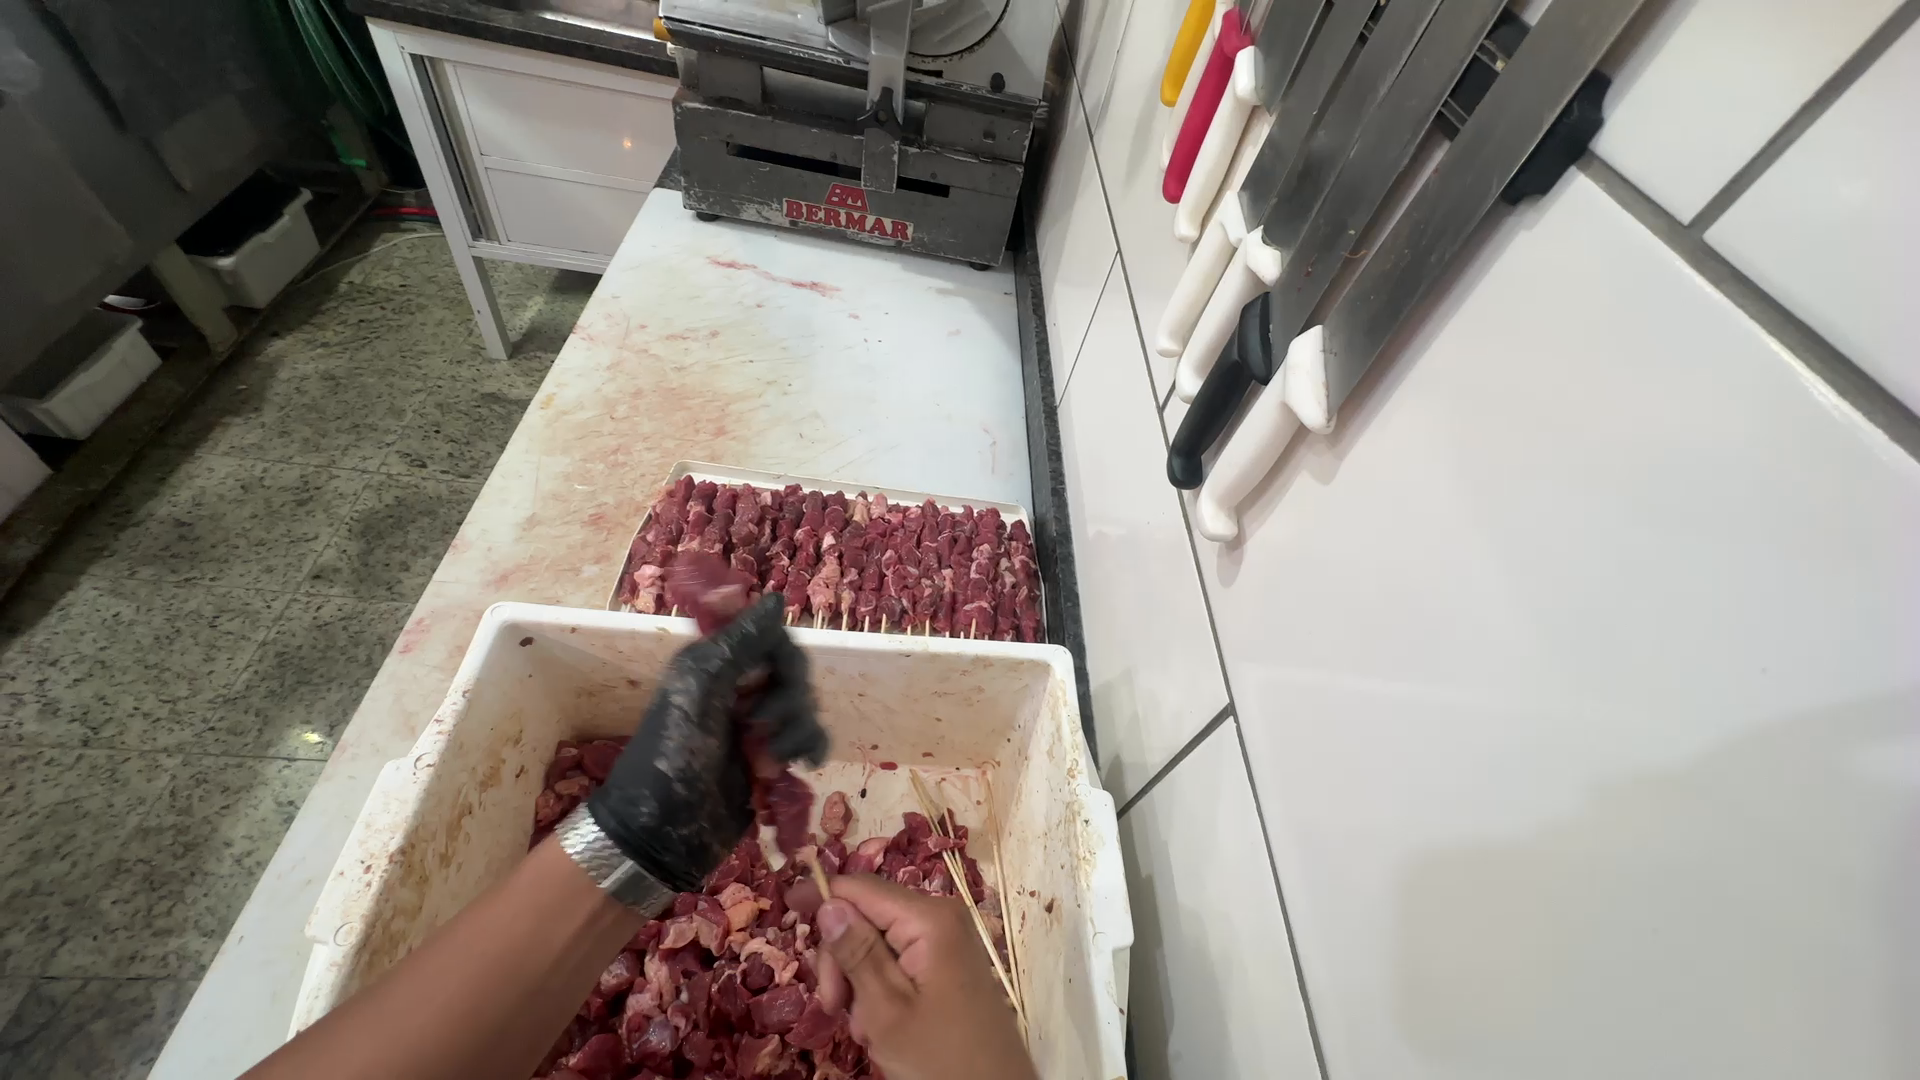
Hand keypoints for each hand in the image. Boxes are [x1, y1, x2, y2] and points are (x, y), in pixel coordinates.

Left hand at [587, 593, 824, 891]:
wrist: (660, 833)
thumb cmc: (671, 755)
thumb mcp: (700, 688)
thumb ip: (739, 641)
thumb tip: (778, 598)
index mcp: (718, 663)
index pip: (770, 635)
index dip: (779, 650)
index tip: (771, 671)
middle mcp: (742, 687)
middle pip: (795, 670)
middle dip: (787, 697)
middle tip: (760, 722)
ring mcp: (760, 724)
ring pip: (806, 705)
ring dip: (793, 731)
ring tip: (764, 759)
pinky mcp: (775, 757)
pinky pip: (813, 738)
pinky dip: (811, 748)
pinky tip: (804, 764)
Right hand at [814, 875, 1036, 1079]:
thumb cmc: (940, 1059)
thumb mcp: (887, 1011)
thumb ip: (857, 953)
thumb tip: (829, 902)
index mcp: (928, 917)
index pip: (862, 887)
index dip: (823, 892)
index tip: (787, 903)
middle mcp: (939, 916)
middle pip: (868, 915)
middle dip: (842, 958)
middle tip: (833, 1008)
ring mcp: (945, 939)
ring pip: (879, 940)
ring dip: (859, 980)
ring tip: (866, 1027)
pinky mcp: (946, 962)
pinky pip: (898, 959)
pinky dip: (880, 988)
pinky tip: (881, 1025)